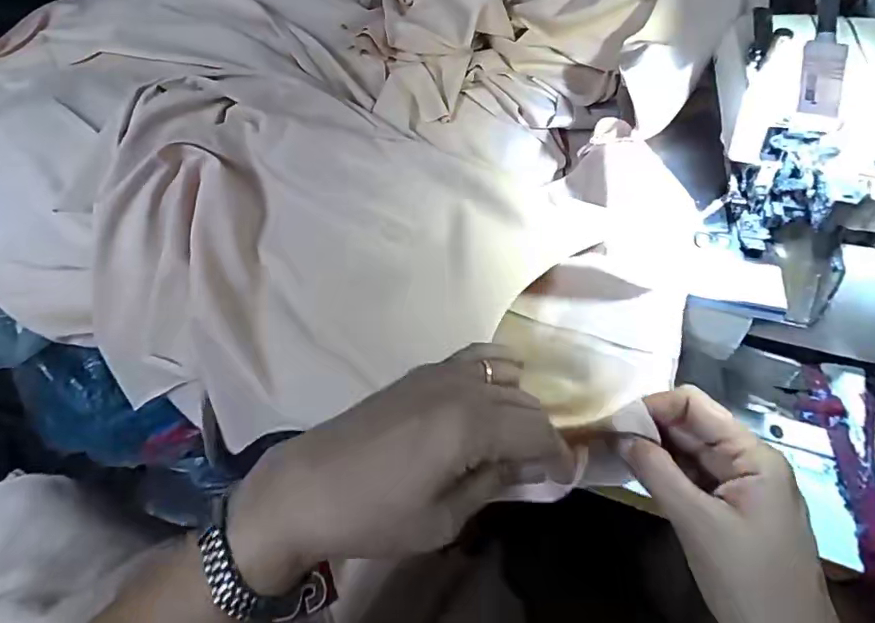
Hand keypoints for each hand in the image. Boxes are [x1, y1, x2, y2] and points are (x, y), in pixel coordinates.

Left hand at [224, 344, 575, 593]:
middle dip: (541, 433)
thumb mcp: (442, 517)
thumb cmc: (377, 513)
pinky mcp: (422, 370)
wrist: (310, 484)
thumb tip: (534, 469)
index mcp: (470, 425)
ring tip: (515, 436)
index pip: (536, 431)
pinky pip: (473, 357)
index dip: (557, 456)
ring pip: (503, 375)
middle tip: (543, 467)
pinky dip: (496, 367)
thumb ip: (493, 484)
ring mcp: (439, 372)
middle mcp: (461, 387)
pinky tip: (498, 386)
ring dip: (519, 402)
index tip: (564, 478)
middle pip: (523, 401)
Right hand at [621, 386, 837, 622]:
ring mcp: (745, 485)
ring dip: (656, 448)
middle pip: (693, 426)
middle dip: (651, 425)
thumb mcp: (698, 525)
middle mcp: (750, 460)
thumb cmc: (749, 582)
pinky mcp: (736, 509)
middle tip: (608, 432)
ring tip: (616, 446)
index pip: (695, 406)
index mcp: (753, 454)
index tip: (616, 418)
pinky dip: (669, 471)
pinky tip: (640, 469)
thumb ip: (658, 473)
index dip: (654, 405)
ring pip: (692, 451)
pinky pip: (697, 476)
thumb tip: (618, 434)